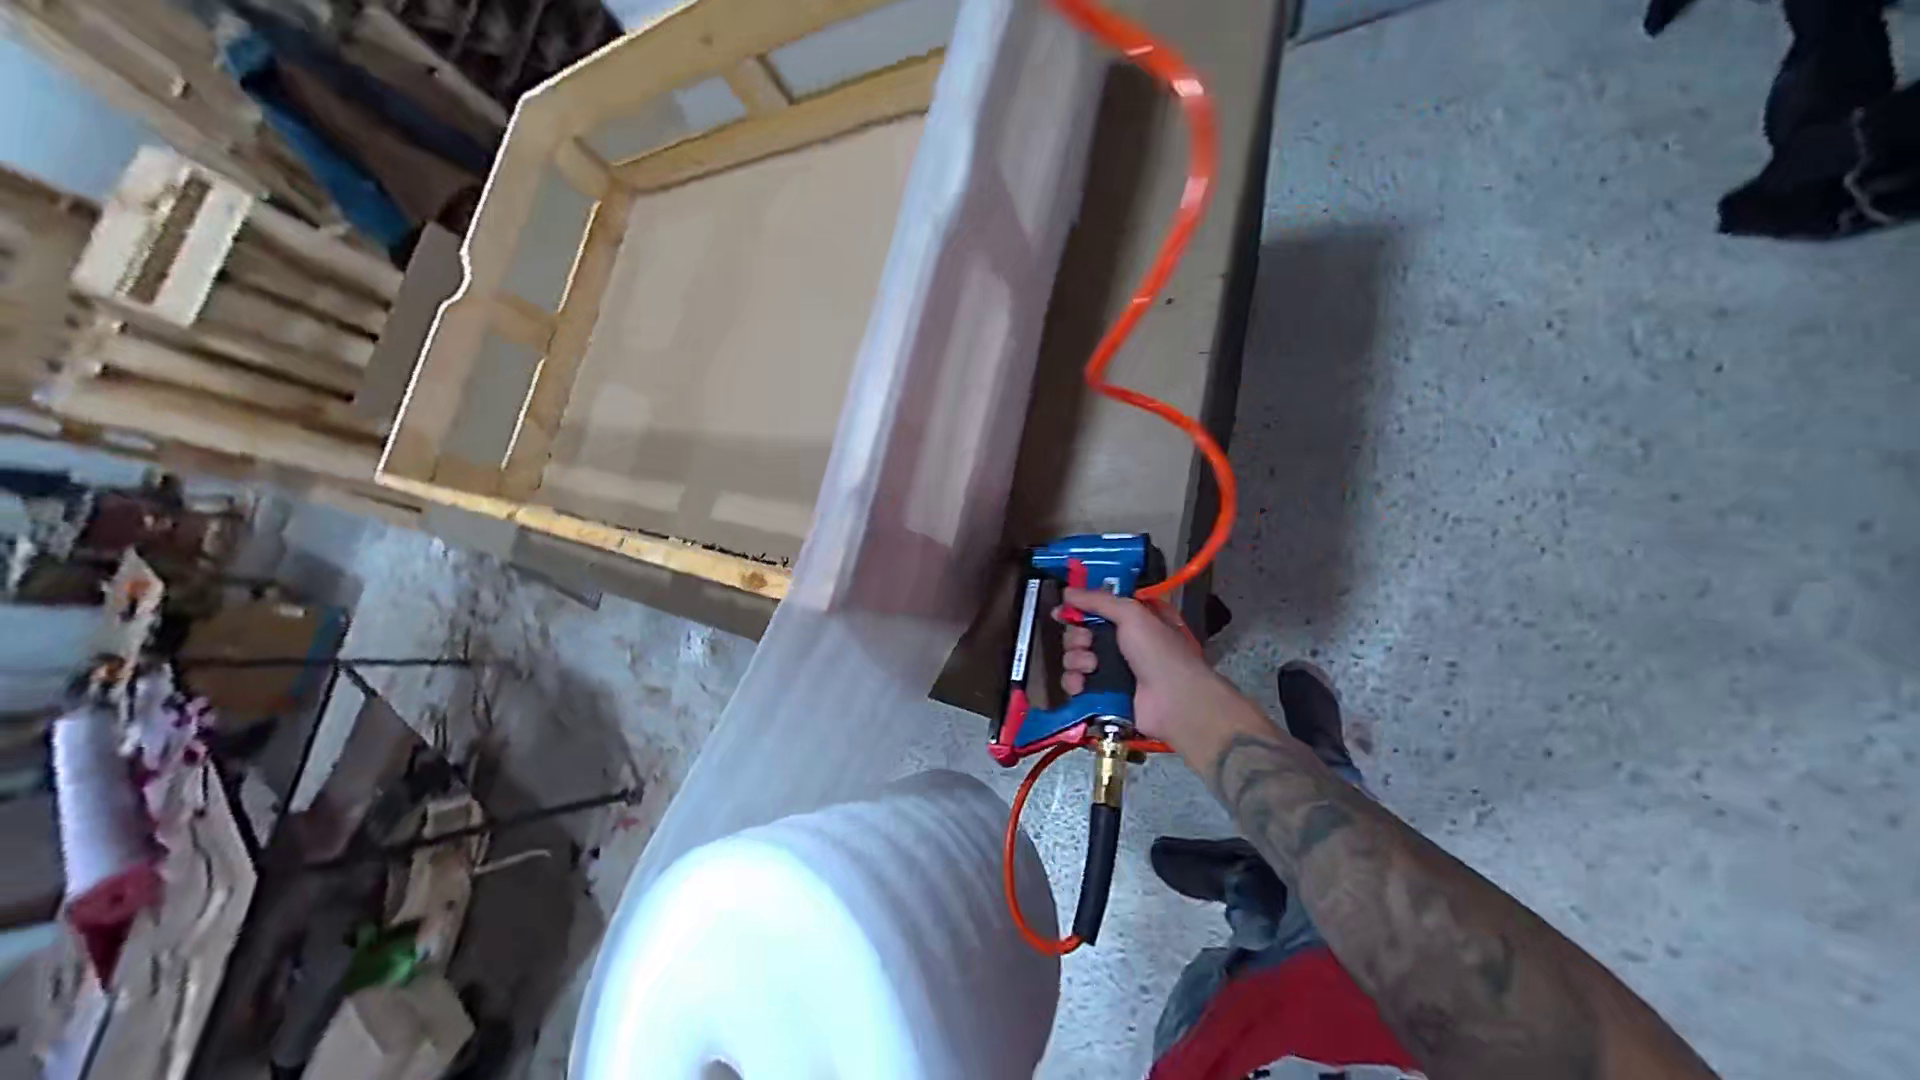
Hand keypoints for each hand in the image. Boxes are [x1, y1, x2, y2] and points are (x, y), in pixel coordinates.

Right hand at [1054, 587, 1240, 744]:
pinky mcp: (1101, 696)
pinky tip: (1083, 684)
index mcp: (1128, 623)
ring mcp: (1108, 672)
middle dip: (1076, 637)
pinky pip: (1074, 685)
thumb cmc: (1158, 651)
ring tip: (1091, 666)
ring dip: (1076, 660)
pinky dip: (1074, 683)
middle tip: (1087, 642)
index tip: (1061, 611)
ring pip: (1073, 659)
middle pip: (1078, 634)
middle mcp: (1117, 646)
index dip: (1076, 609)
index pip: (1094, 611)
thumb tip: (1068, 592)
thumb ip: (1098, 600)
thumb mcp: (1132, 614)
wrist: (1174, 701)